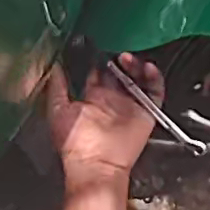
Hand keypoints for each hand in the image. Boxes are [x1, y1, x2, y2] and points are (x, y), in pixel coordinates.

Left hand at [45, 52, 162, 187]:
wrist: (96, 164)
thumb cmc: (74, 144)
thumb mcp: (57, 109)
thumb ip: (57, 86)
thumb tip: (54, 67)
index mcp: (92, 99)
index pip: (99, 72)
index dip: (99, 59)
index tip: (98, 45)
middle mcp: (112, 101)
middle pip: (121, 72)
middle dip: (120, 59)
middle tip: (116, 52)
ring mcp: (129, 106)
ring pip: (138, 78)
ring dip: (136, 64)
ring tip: (128, 59)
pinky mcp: (145, 113)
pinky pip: (155, 91)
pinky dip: (154, 78)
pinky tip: (147, 68)